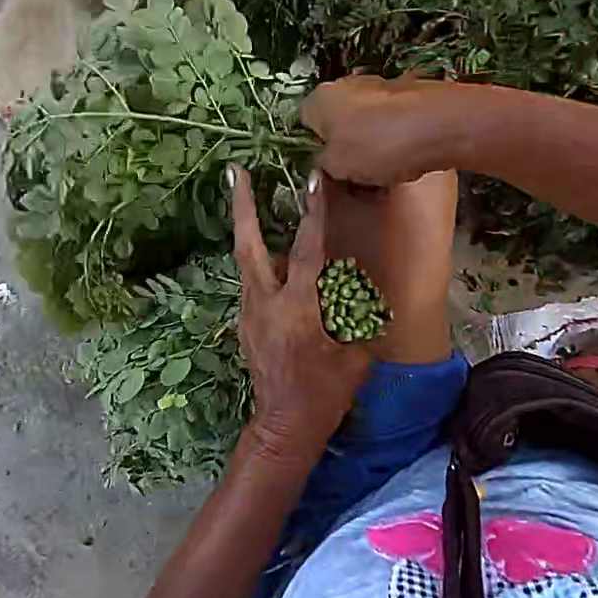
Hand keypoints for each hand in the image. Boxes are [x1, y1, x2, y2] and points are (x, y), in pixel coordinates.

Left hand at [230, 164, 371, 468]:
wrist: (285, 426)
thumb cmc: (326, 392)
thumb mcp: (355, 352)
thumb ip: (357, 312)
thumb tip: (361, 280)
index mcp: (298, 309)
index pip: (307, 251)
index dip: (313, 213)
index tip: (313, 178)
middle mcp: (265, 304)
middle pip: (248, 245)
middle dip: (242, 206)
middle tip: (236, 171)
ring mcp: (249, 312)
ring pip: (246, 261)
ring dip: (248, 228)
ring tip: (246, 196)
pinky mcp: (244, 323)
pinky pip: (252, 281)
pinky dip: (260, 261)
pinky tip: (272, 257)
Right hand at [300, 76, 475, 185]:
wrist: (440, 125)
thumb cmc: (379, 145)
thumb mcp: (337, 167)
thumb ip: (322, 165)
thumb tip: (323, 163)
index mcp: (320, 97)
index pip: (302, 123)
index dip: (311, 149)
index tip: (323, 170)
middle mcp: (346, 84)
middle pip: (336, 121)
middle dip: (343, 147)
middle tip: (351, 176)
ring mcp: (380, 86)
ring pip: (365, 123)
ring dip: (369, 145)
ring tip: (380, 173)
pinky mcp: (409, 94)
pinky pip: (391, 122)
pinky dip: (393, 139)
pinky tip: (403, 160)